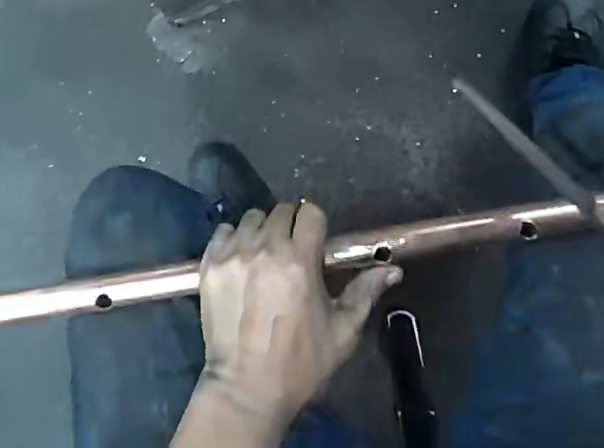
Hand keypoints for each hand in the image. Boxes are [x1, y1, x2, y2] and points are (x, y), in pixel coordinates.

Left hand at [176, 202, 401, 443]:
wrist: (245, 392)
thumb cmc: (300, 362)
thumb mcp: (342, 331)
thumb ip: (366, 292)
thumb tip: (393, 269)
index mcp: (300, 259)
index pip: (311, 211)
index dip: (316, 225)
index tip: (315, 244)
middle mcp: (266, 248)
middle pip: (282, 210)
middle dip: (291, 226)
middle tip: (292, 252)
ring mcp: (234, 255)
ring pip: (252, 218)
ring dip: (262, 231)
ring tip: (265, 257)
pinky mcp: (209, 266)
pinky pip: (223, 231)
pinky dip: (233, 240)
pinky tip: (240, 261)